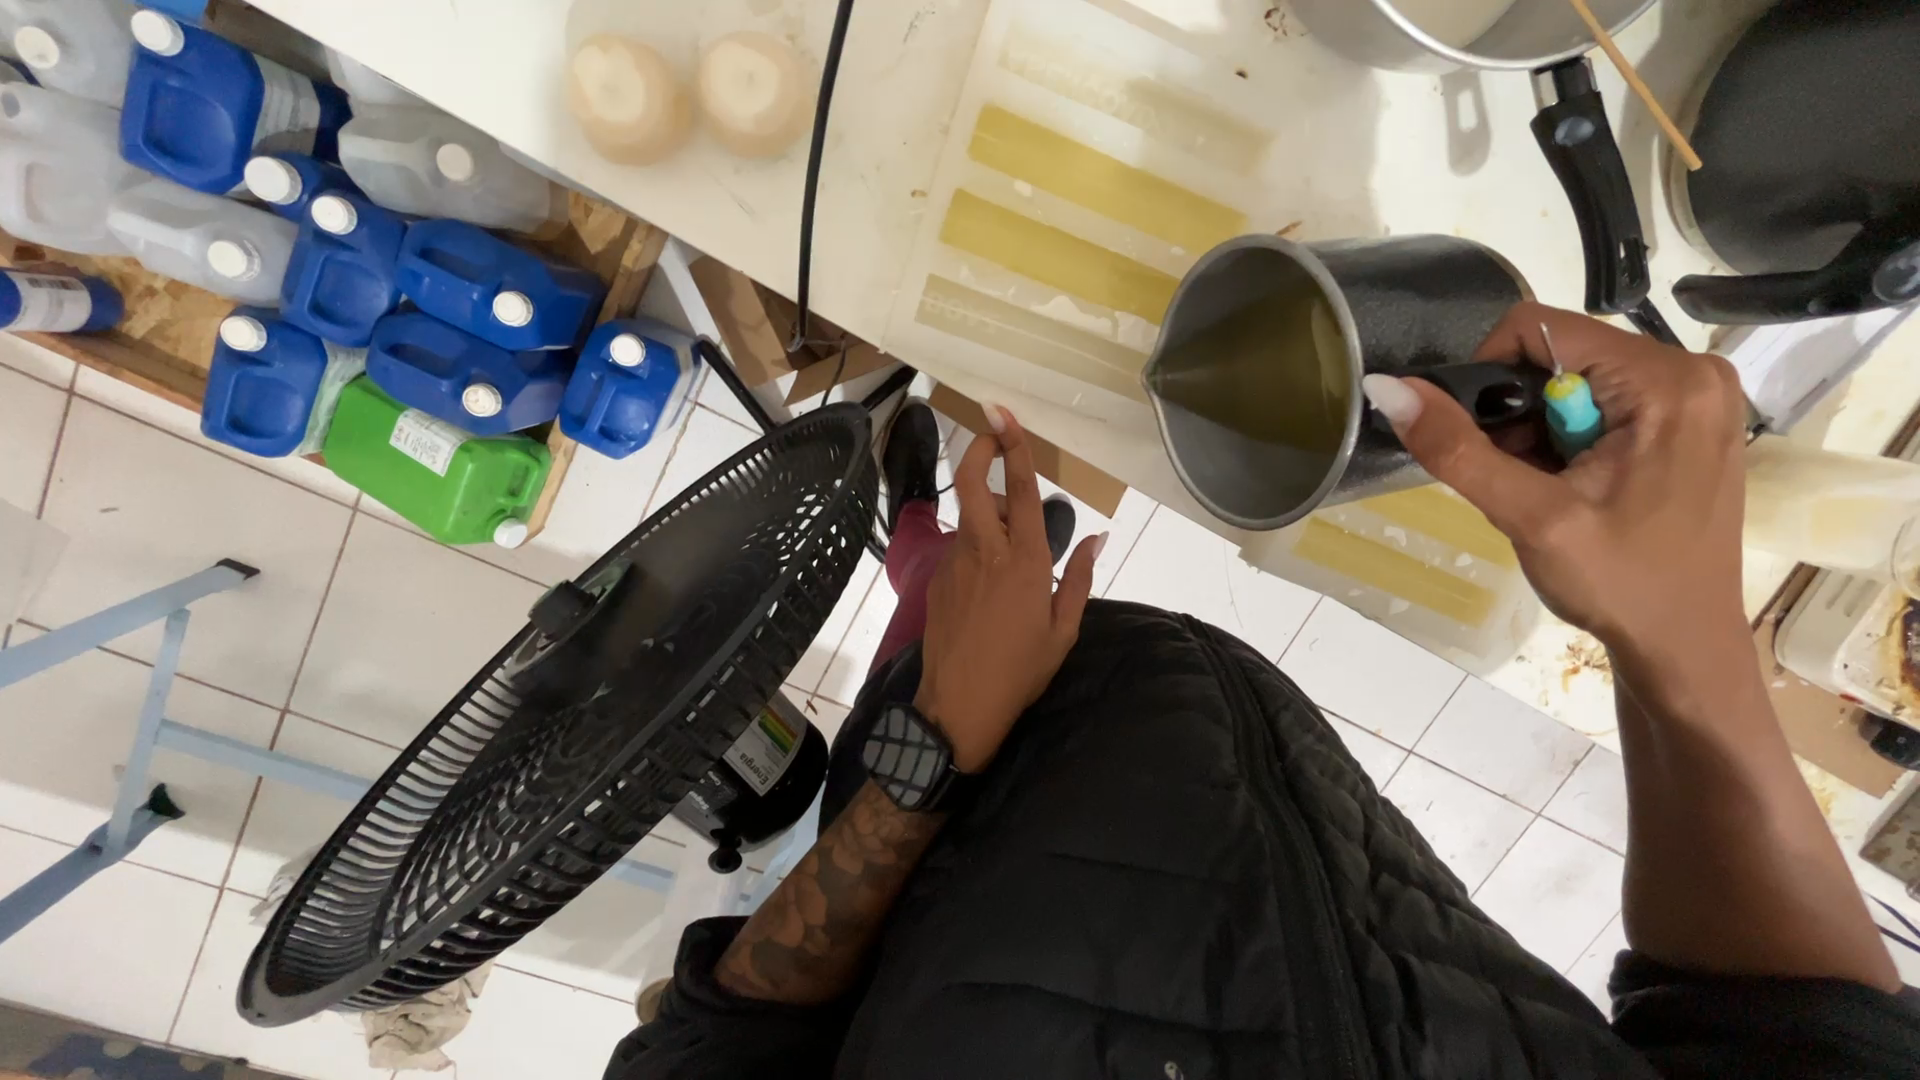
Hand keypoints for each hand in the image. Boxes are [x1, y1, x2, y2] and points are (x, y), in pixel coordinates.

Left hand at [915, 406, 1105, 772]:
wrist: (959, 706)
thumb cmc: (1020, 670)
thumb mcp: (1063, 630)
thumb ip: (1080, 578)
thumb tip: (1097, 538)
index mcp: (1026, 562)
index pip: (1023, 492)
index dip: (1013, 447)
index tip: (1002, 413)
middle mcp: (986, 552)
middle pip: (975, 485)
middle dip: (979, 451)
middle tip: (990, 435)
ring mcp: (956, 563)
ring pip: (970, 515)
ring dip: (989, 509)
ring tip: (1013, 544)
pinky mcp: (938, 579)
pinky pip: (962, 545)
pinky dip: (978, 543)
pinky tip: (991, 580)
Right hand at [1361, 303, 1750, 655]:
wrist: (1681, 643)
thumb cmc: (1617, 581)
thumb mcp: (1527, 514)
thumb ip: (1456, 448)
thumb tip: (1385, 387)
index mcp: (1666, 381)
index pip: (1536, 329)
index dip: (1484, 375)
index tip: (1480, 441)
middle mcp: (1688, 372)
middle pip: (1553, 355)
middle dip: (1510, 413)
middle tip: (1514, 479)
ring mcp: (1689, 398)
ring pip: (1566, 382)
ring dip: (1530, 433)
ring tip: (1538, 490)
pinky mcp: (1680, 423)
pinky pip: (1591, 405)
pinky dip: (1557, 441)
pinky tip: (1562, 488)